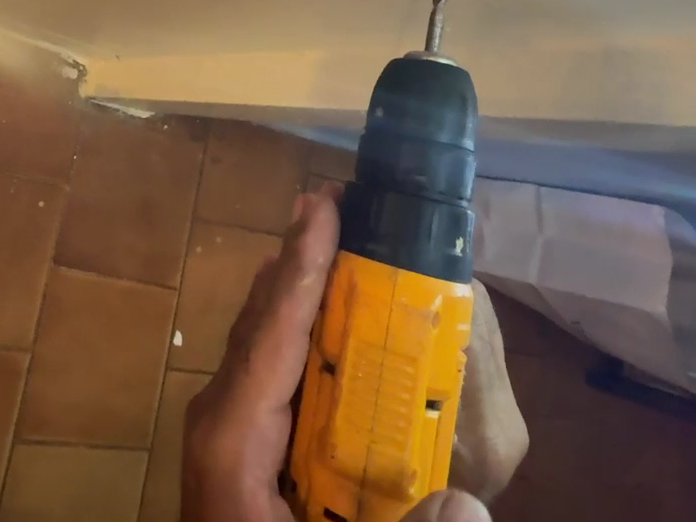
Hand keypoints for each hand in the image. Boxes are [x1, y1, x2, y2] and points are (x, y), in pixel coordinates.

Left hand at [180, 191, 520, 520]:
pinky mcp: (248, 438)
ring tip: (343, 238)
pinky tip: (339, 316)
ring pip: (272, 337)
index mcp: (230, 437)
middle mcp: (225, 414)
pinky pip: (280, 367)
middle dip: (305, 260)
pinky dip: (309, 331)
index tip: (322, 207)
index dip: (300, 266)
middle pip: (267, 319)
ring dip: (307, 288)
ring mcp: (233, 423)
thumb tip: (470, 502)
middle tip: (344, 204)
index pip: (269, 333)